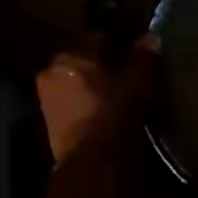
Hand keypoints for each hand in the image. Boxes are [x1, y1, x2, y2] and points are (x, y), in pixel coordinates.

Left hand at [35, 35, 156, 165]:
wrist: (90, 160)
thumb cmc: (112, 114)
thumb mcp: (135, 83)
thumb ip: (142, 57)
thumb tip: (150, 37)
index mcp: (73, 54)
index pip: (102, 37)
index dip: (123, 43)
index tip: (138, 53)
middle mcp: (53, 67)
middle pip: (85, 57)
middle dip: (105, 63)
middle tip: (128, 75)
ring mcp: (46, 93)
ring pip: (76, 78)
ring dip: (93, 81)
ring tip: (115, 93)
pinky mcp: (47, 116)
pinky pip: (70, 97)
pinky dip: (84, 98)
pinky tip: (101, 108)